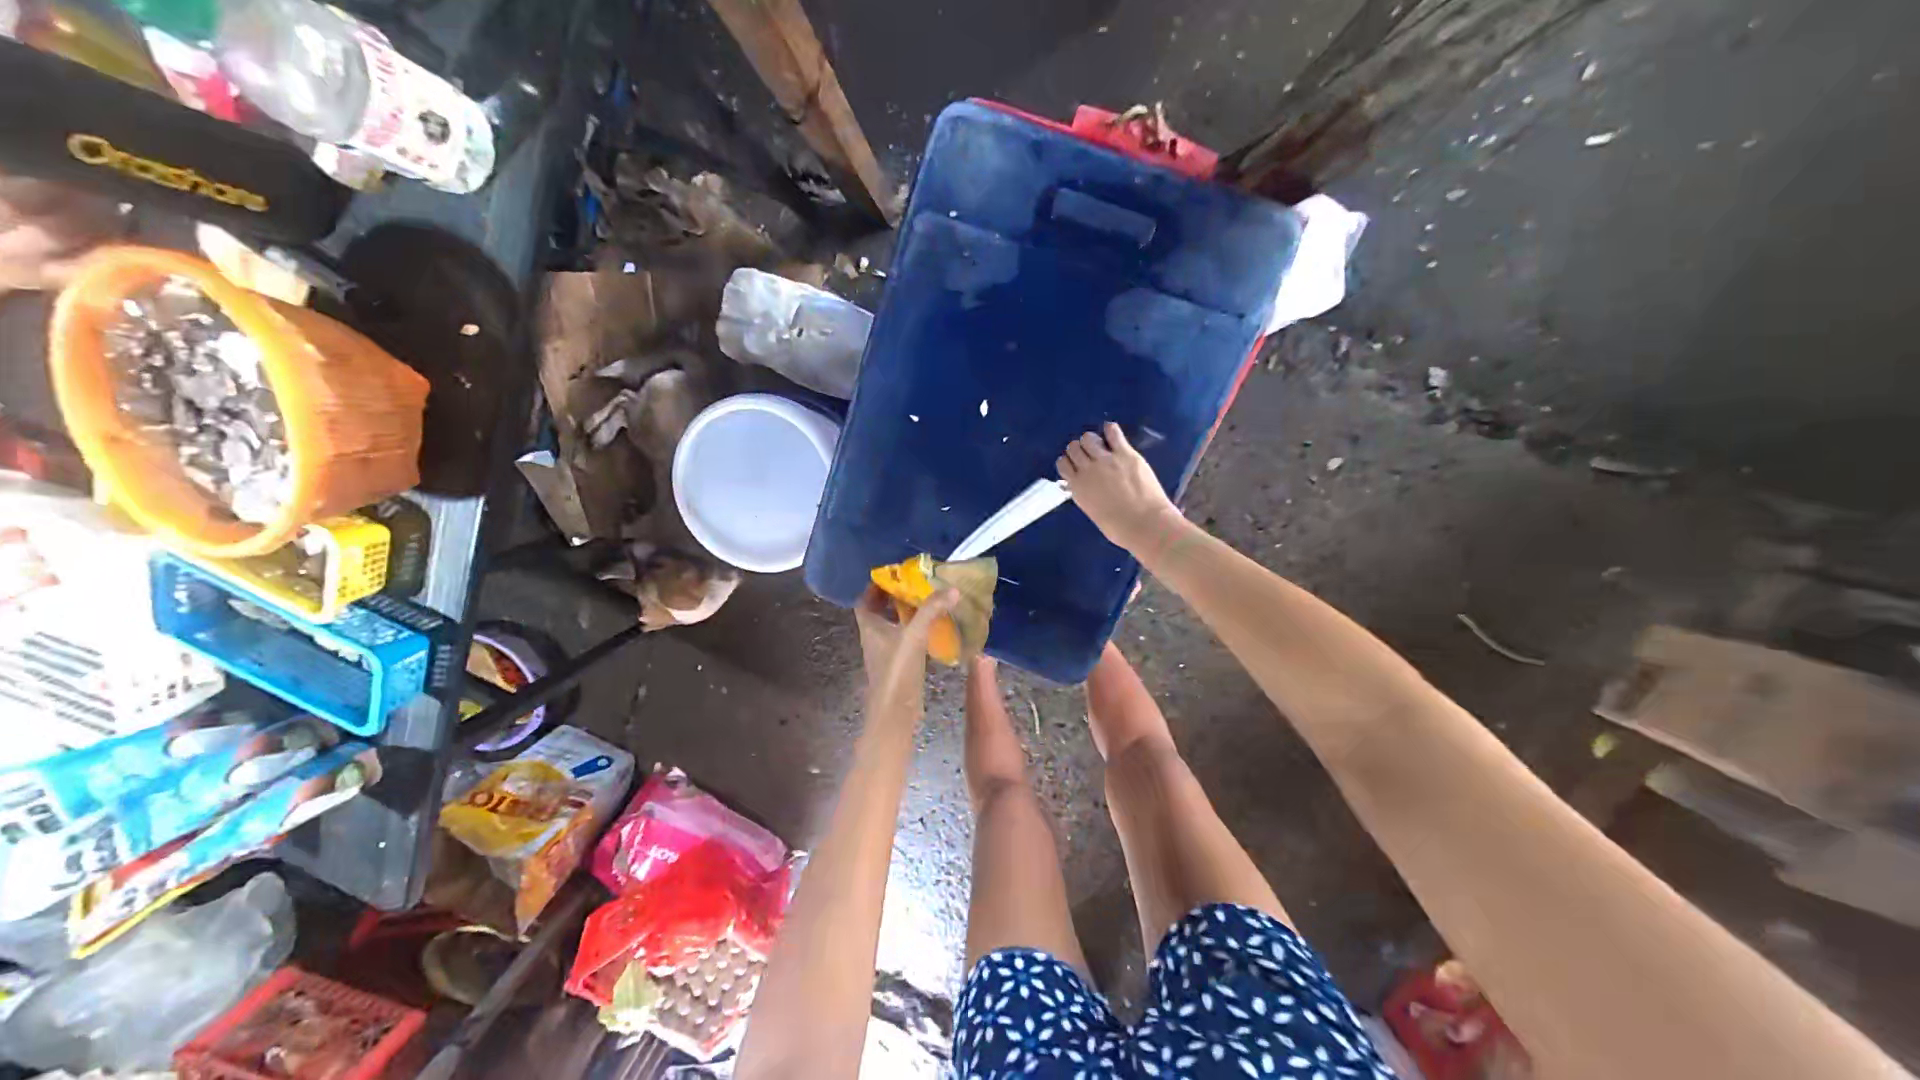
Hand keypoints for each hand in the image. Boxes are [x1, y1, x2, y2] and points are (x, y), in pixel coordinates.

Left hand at [854, 584, 956, 710]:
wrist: (895, 713)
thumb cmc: (896, 670)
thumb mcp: (914, 635)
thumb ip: (931, 610)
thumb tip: (951, 589)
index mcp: (870, 626)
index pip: (866, 598)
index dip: (877, 585)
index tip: (895, 573)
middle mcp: (874, 637)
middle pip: (880, 610)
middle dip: (895, 596)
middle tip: (917, 584)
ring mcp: (886, 652)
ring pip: (893, 625)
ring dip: (907, 613)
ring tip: (928, 601)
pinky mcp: (899, 664)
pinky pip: (905, 639)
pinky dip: (916, 630)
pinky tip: (933, 627)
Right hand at [1057, 422, 1184, 553]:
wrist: (1145, 524)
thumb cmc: (1119, 528)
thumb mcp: (1093, 512)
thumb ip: (1085, 495)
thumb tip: (1080, 487)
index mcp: (1077, 487)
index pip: (1062, 463)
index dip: (1069, 462)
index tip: (1076, 466)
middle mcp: (1087, 469)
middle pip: (1073, 448)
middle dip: (1079, 450)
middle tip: (1090, 456)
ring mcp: (1106, 459)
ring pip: (1088, 438)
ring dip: (1092, 440)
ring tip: (1101, 447)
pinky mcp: (1125, 453)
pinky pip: (1113, 432)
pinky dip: (1110, 431)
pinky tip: (1113, 435)